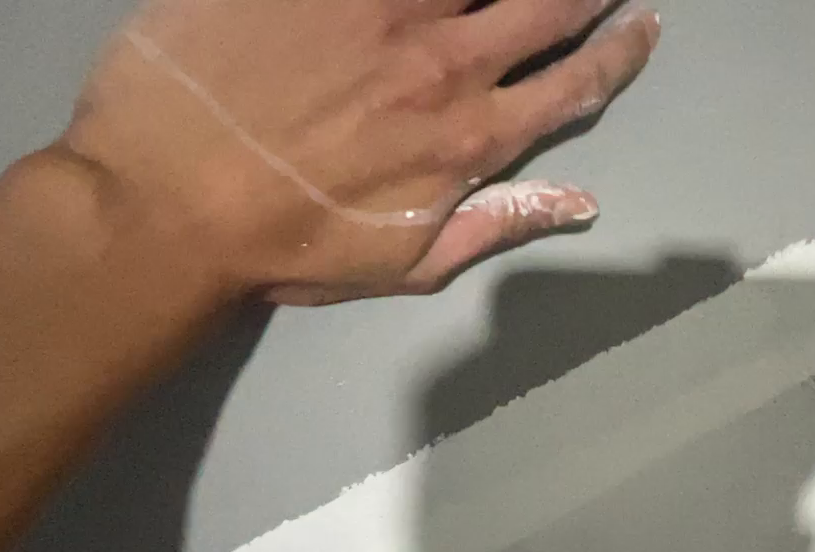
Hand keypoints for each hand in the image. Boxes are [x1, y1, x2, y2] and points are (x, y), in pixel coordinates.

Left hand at [57, 0, 660, 304]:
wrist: (171, 202)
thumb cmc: (299, 249)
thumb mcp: (414, 262)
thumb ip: (502, 222)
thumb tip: (581, 202)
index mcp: (471, 142)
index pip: (571, 86)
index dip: (618, 54)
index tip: (643, 26)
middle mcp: (442, 63)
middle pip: (543, 5)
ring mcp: (378, 6)